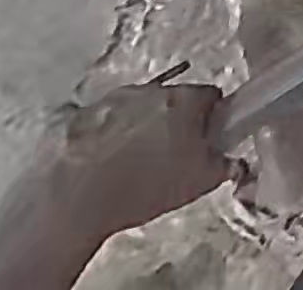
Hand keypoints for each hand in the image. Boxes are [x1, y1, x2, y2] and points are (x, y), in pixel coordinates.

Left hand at [39, 82, 236, 238]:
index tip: (203, 136)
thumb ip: (227, 163)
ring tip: (128, 160)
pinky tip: (98, 161)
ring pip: (134, 108)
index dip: (210, 117)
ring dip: (136, 124)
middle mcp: (151, 91)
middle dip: (173, 119)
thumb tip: (236, 161)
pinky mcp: (71, 120)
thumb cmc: (139, 190)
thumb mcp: (200, 182)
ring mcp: (109, 102)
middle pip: (172, 98)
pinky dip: (99, 135)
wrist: (66, 210)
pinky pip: (95, 122)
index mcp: (187, 98)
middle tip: (168, 151)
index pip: (211, 96)